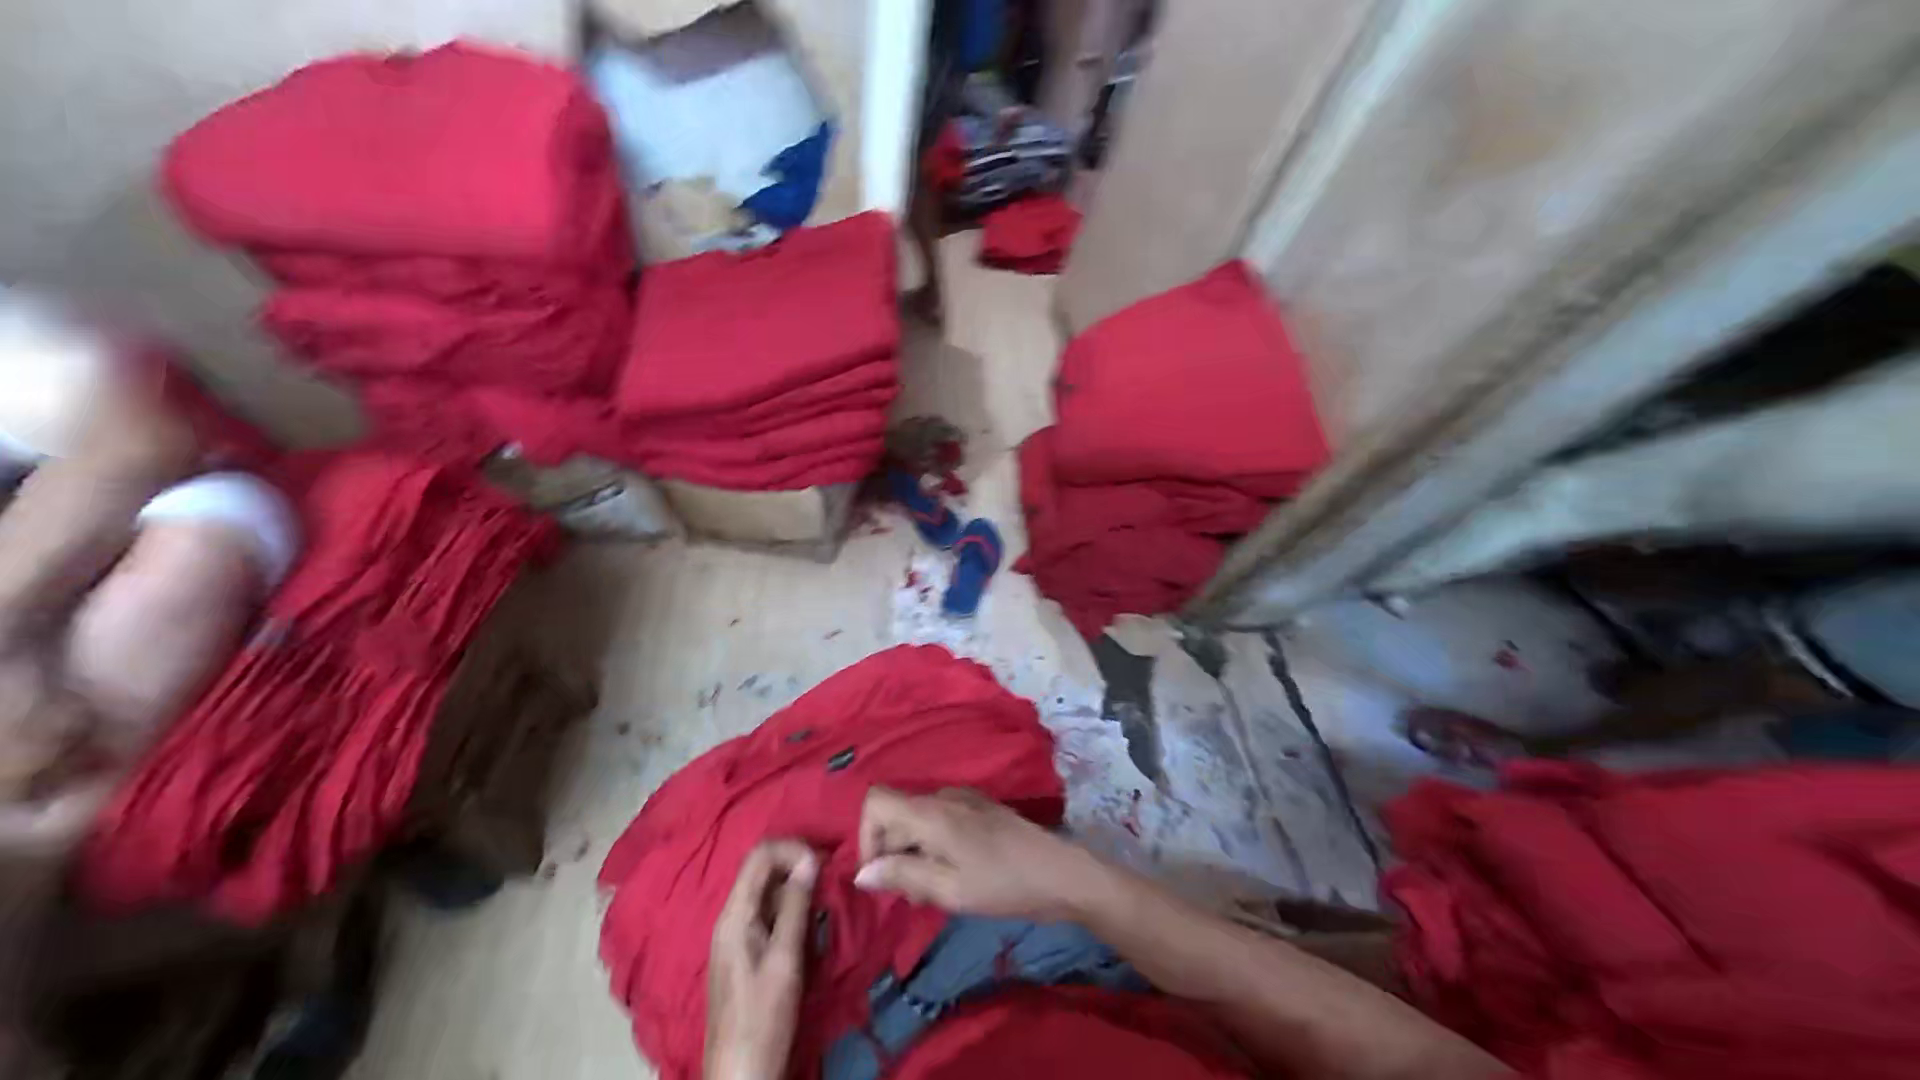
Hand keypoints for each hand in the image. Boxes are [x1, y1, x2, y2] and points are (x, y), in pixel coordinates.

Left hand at [705, 840, 815, 1079]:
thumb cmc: (764, 1019)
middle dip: (796, 865)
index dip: (792, 848)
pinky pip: (767, 913)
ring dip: (796, 888)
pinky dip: (790, 909)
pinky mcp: (744, 952)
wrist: (740, 1078)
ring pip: (767, 891)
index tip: (822, 864)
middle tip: (829, 881)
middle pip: (761, 869)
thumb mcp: (786, 959)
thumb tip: (810, 859)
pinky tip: (809, 927)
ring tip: (823, 905)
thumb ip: (795, 906)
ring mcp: (735, 935)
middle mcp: (729, 917)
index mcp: (734, 915)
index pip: (760, 854)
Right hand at [854, 787, 1109, 921]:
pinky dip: (934, 846)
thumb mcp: (948, 889)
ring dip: (914, 854)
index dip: (866, 836)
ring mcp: (964, 799)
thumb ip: (902, 876)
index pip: (876, 801)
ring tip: (934, 892)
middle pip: (896, 814)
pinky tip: (953, 875)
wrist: (1061, 873)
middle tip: (912, 897)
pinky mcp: (980, 809)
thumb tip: (861, 873)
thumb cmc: (1003, 884)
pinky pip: (940, 820)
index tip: (880, 875)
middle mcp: (943, 796)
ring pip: (918, 820)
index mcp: (931, 812)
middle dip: (892, 854)